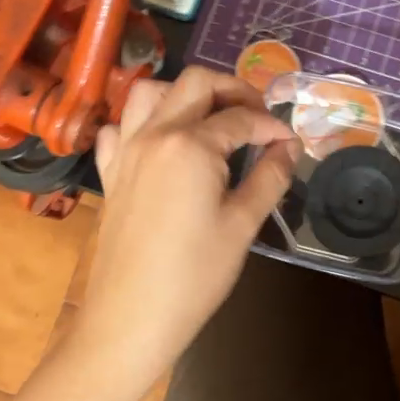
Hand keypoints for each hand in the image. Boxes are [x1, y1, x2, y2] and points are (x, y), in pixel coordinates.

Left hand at [70, 68, 298, 390]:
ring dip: (184, 94)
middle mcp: (154, 134)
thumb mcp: (242, 225)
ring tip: (210, 119)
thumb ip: (269, 177)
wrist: (131, 318)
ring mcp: (125, 150)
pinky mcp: (109, 172)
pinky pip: (118, 127)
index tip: (290, 142)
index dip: (271, 125)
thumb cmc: (194, 276)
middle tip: (257, 116)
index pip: (240, 118)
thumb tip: (289, 147)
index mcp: (190, 144)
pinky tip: (161, 145)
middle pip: (195, 83)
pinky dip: (141, 123)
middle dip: (232, 90)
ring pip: (150, 92)